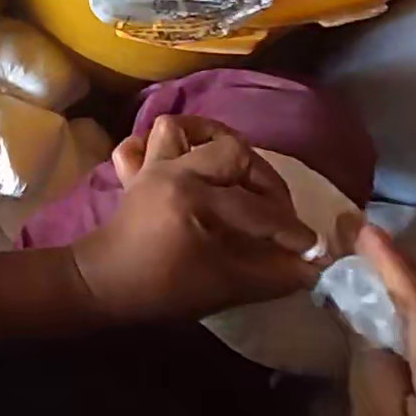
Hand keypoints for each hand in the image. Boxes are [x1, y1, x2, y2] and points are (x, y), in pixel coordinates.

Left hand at [69, 116, 319, 324]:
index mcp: (192, 196)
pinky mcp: (131, 174)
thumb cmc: (163, 287)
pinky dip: (159, 147)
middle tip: (276, 210)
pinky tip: (181, 164)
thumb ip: (276, 272)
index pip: (258, 208)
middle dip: (262, 178)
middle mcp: (170, 171)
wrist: (102, 283)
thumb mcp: (228, 285)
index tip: (311, 250)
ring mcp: (147, 168)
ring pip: (176, 128)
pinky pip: (138, 144)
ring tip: (235, 168)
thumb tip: (313, 263)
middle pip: (229, 150)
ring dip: (209, 139)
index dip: (292, 232)